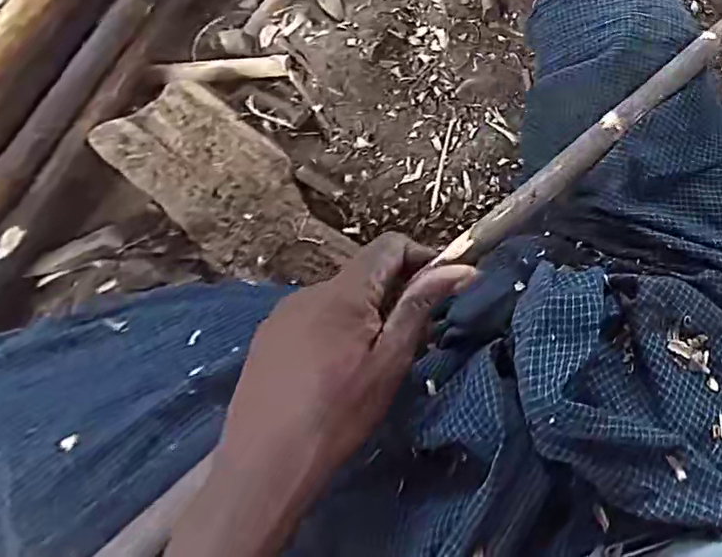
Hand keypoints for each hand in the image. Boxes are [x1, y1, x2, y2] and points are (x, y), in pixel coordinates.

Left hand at [171, 235, 474, 556]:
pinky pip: (318, 315)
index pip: (390, 246)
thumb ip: (422, 304)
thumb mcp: (391, 359)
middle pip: (368, 271)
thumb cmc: (336, 414)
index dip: (423, 257)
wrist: (259, 476)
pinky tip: (342, 366)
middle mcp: (306, 295)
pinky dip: (342, 326)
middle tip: (417, 331)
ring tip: (380, 354)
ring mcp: (281, 318)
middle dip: (399, 291)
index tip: (440, 289)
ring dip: (371, 310)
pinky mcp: (267, 342)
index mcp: (340, 295)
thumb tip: (462, 266)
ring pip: (344, 295)